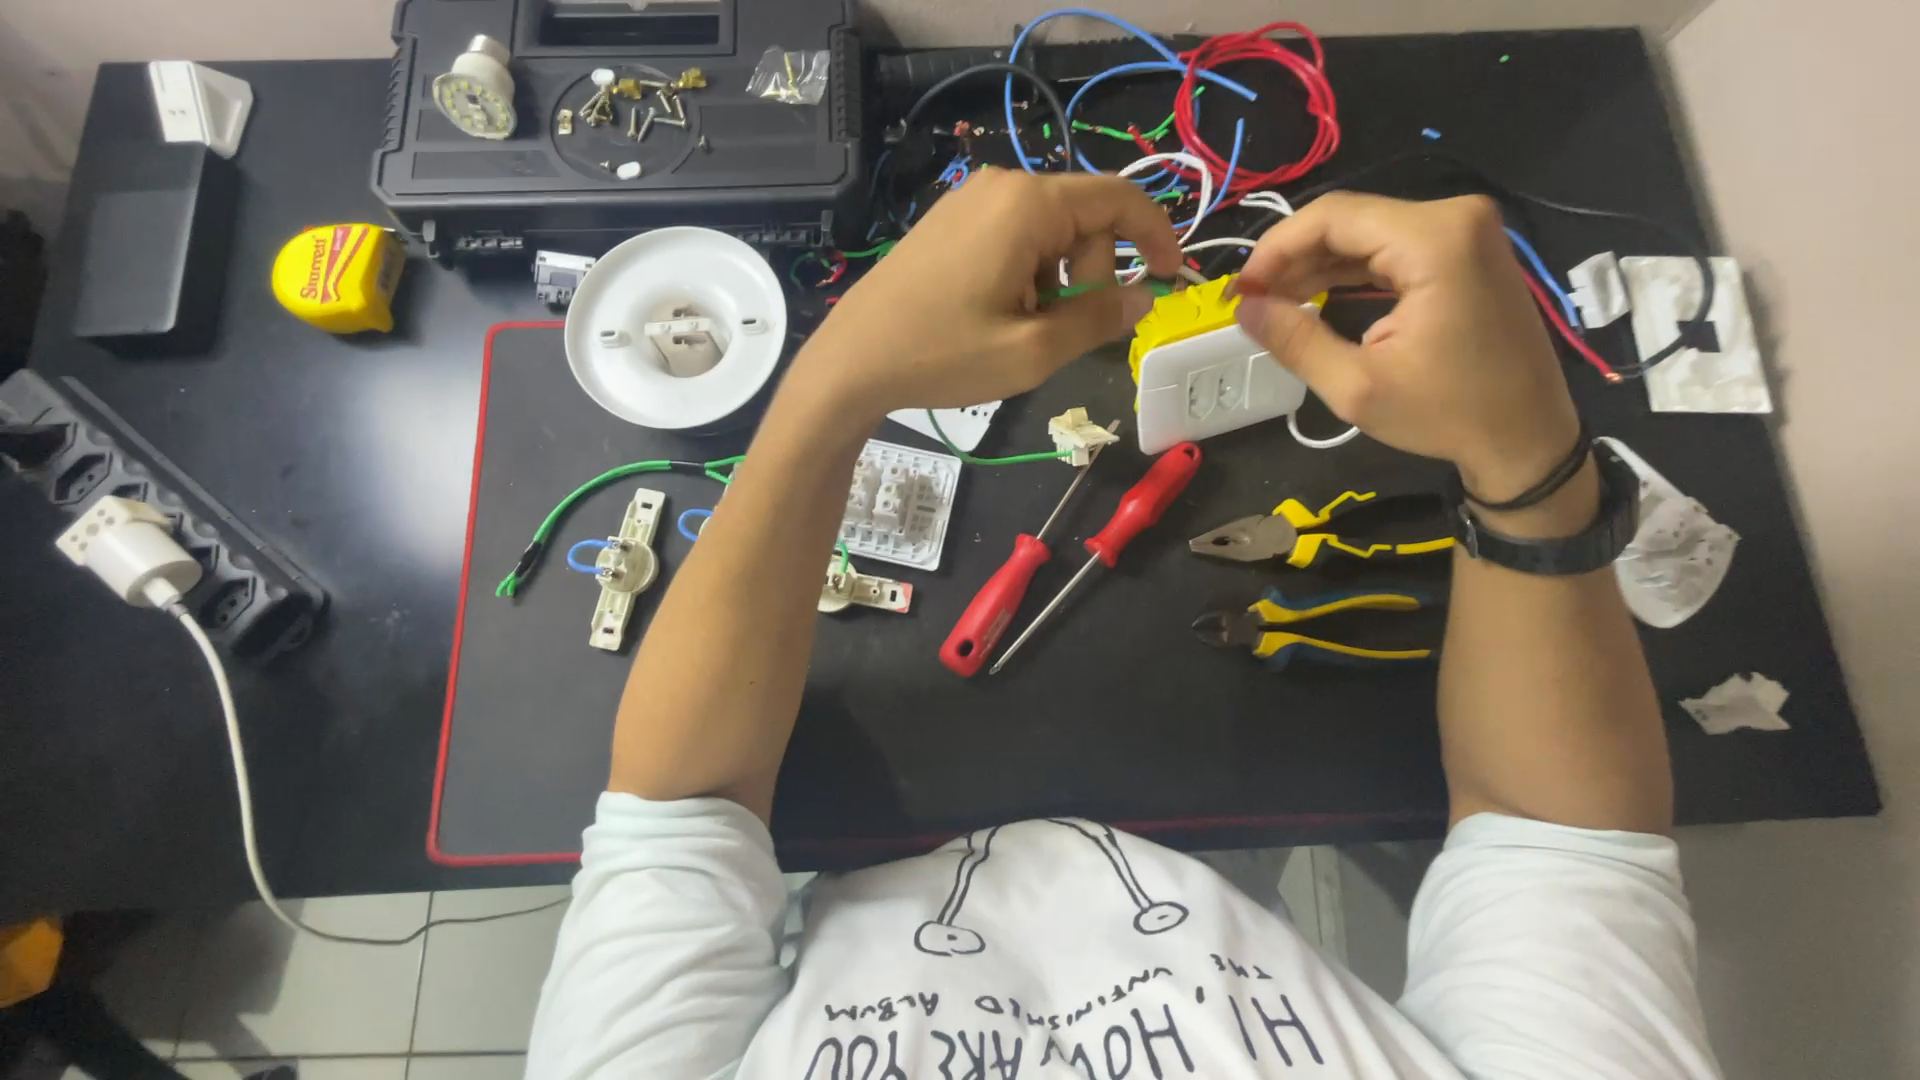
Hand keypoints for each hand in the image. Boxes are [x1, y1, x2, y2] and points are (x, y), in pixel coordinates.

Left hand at [790, 170, 1182, 420]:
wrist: (851, 362)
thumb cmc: (943, 356)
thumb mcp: (1033, 351)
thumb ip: (1098, 319)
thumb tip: (1143, 296)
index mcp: (1027, 204)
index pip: (1118, 199)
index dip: (1155, 235)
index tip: (1169, 277)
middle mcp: (1000, 186)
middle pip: (1080, 219)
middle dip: (1088, 275)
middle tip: (1063, 331)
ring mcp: (967, 202)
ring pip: (1046, 233)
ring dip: (1054, 282)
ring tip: (1021, 331)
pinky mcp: (946, 224)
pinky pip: (1010, 239)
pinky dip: (1024, 276)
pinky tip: (994, 316)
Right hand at [1232, 193, 1579, 500]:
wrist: (1526, 436)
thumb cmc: (1445, 414)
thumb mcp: (1356, 386)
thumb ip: (1294, 340)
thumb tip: (1244, 308)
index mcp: (1434, 240)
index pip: (1332, 217)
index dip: (1274, 249)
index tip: (1240, 291)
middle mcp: (1454, 217)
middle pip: (1348, 219)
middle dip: (1291, 258)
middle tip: (1251, 300)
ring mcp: (1464, 231)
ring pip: (1365, 232)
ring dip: (1315, 264)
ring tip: (1274, 303)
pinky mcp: (1464, 251)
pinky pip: (1389, 248)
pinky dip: (1347, 270)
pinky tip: (1314, 296)